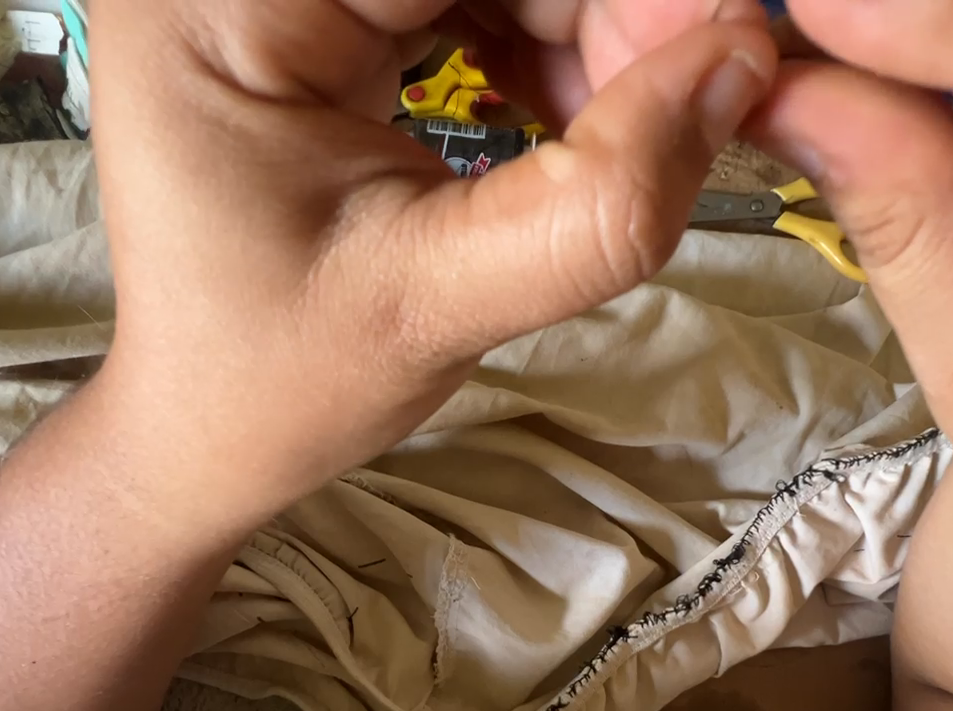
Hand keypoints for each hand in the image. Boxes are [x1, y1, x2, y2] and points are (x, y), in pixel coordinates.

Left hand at [88, 0, 776, 524]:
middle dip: (599, 10)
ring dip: (581, 24)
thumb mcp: (437, 309)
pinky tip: (563, 114)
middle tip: (682, 102)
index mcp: (227, 3)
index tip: (720, 54)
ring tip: (619, 129)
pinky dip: (537, 41)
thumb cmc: (288, 388)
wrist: (215, 426)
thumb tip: (738, 65)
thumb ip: (591, 208)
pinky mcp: (313, 24)